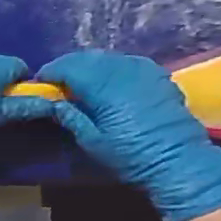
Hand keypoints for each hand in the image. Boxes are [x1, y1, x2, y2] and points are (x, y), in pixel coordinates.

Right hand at [36, 50, 220, 220]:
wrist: (180, 163)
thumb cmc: (130, 156)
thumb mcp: (91, 141)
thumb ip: (69, 116)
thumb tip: (51, 102)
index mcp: (103, 87)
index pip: (67, 67)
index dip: (49, 73)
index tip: (40, 84)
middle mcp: (122, 71)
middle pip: (85, 58)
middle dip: (67, 68)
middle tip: (57, 85)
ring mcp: (142, 70)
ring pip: (106, 57)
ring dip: (89, 66)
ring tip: (81, 83)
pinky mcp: (157, 74)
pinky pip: (125, 61)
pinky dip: (110, 68)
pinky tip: (109, 82)